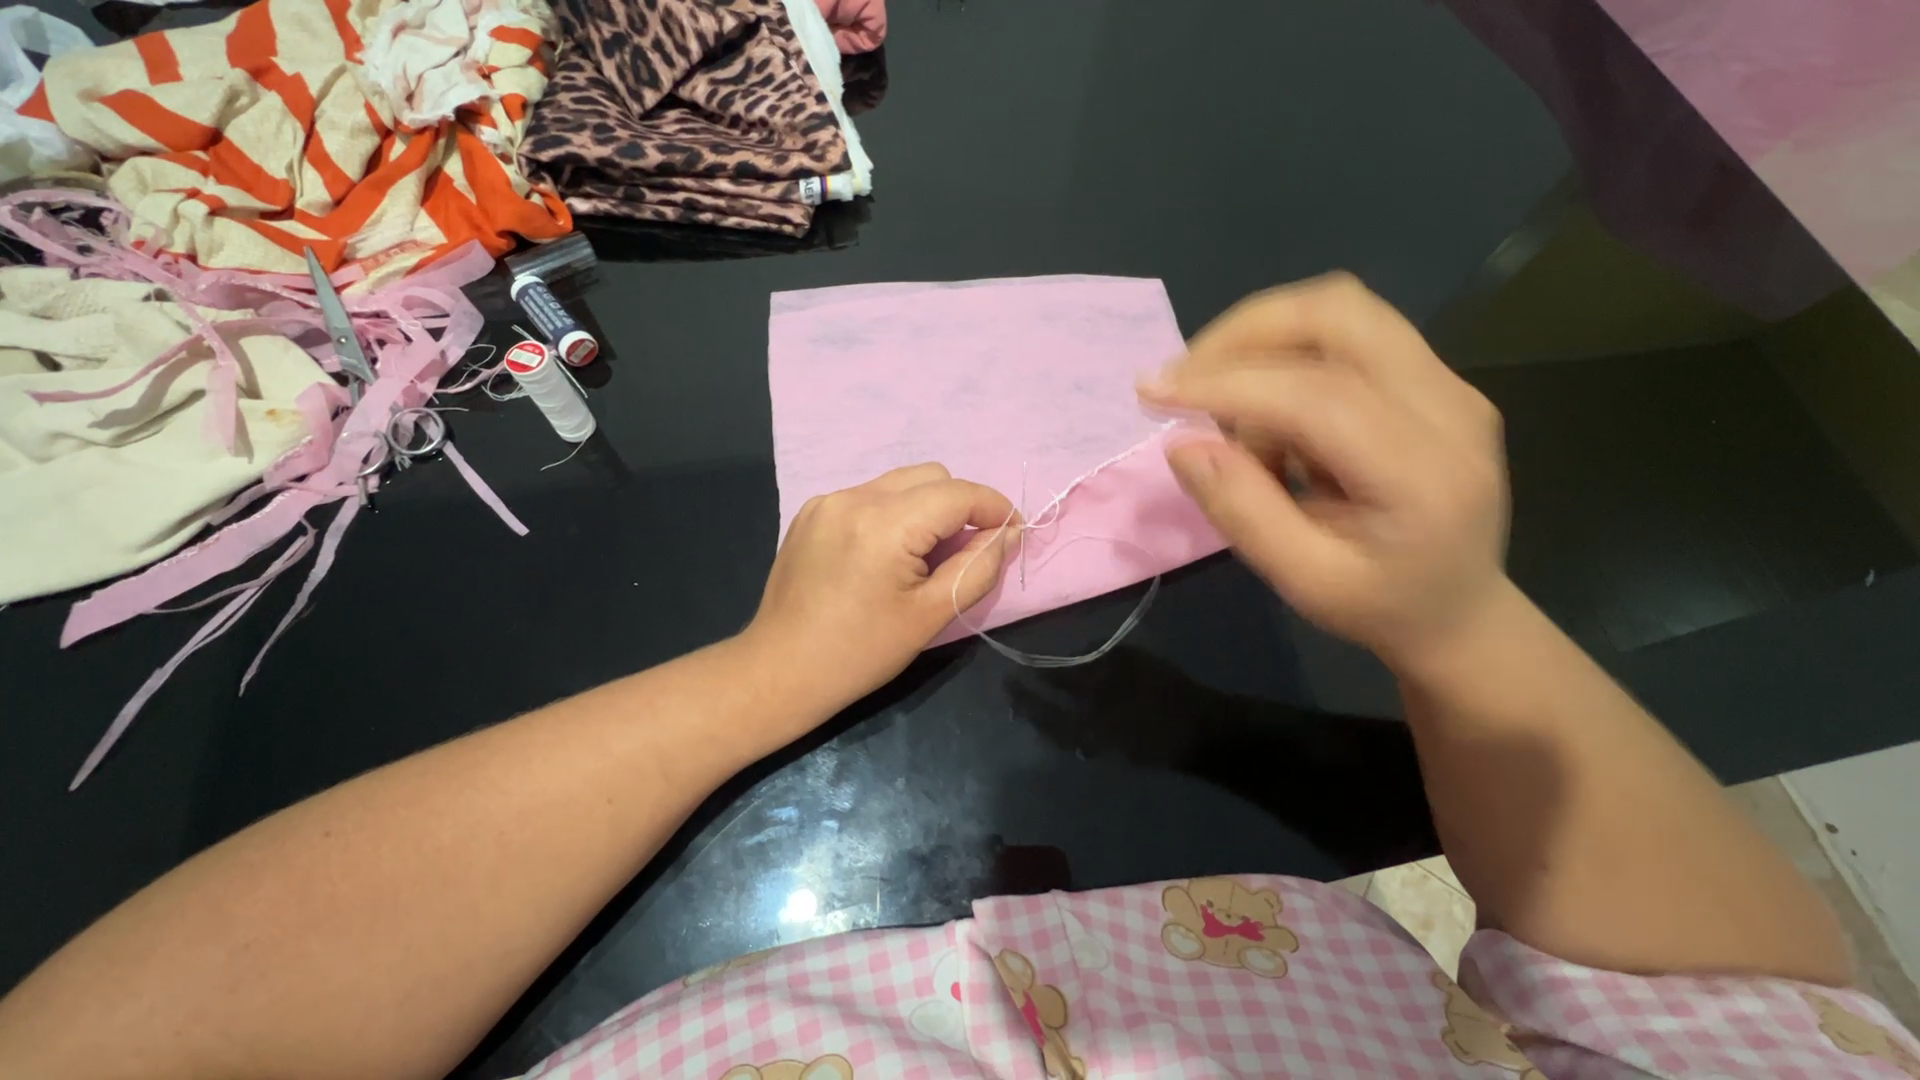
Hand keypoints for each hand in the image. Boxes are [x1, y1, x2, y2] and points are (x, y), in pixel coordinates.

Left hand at [744, 464, 1015, 710]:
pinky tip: (885, 555)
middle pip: (930, 476)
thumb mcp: (931, 615)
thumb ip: (977, 568)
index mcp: (885, 523)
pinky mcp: (811, 512)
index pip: (958, 493)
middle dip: (960, 505)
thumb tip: (1007, 534)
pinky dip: (892, 513)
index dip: (994, 508)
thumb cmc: (861, 652)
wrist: (782, 670)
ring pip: (899, 482)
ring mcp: (827, 501)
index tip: (1013, 533)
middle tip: (967, 550)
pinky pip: (868, 495)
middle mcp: (853, 497)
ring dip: (926, 508)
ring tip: (925, 556)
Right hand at [1138, 273, 1509, 668]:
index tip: (1153, 393)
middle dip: (1243, 334)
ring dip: (1262, 343)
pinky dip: (1287, 359)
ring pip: (1340, 311)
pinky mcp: (1434, 377)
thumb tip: (1181, 444)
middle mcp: (1448, 406)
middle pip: (1338, 313)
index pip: (1317, 394)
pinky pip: (1348, 336)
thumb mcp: (1304, 582)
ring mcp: (1448, 383)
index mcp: (1424, 472)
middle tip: (1184, 381)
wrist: (1461, 610)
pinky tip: (1271, 422)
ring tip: (1229, 413)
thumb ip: (1244, 513)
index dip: (1227, 385)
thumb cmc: (1381, 606)